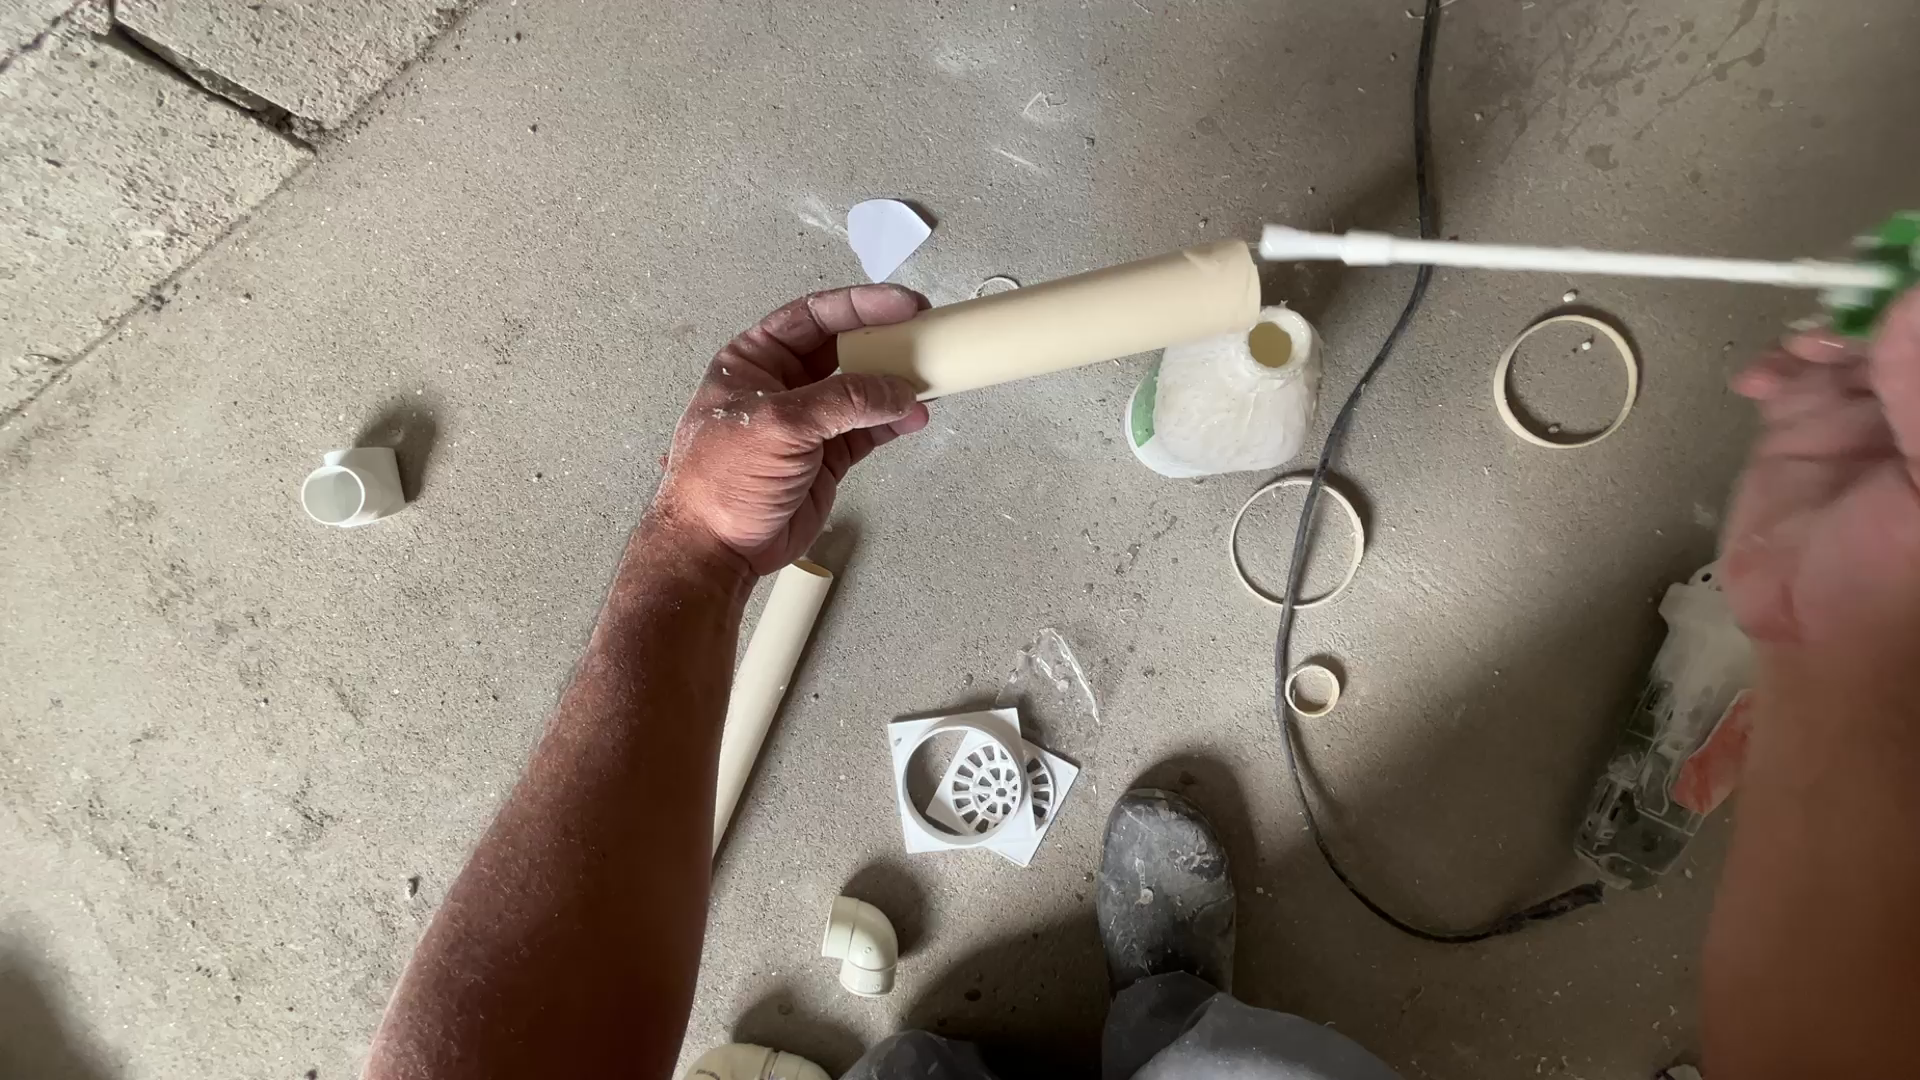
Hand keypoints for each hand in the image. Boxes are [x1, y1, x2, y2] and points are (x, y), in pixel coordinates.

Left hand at [650, 285, 930, 576]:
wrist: (719, 546)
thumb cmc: (726, 477)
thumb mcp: (781, 423)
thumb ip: (844, 402)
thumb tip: (901, 392)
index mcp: (757, 361)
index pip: (813, 318)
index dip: (859, 306)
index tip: (904, 305)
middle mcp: (785, 385)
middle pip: (843, 350)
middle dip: (883, 342)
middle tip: (924, 334)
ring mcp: (810, 423)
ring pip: (862, 391)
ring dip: (894, 386)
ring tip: (929, 381)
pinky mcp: (829, 458)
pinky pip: (869, 431)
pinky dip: (894, 423)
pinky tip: (915, 418)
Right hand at [1724, 289, 1919, 646]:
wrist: (1820, 625)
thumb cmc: (1908, 571)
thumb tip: (1910, 304)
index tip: (1904, 268)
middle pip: (1907, 333)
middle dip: (1883, 308)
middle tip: (1857, 301)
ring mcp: (1869, 415)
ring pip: (1854, 343)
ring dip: (1826, 335)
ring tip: (1805, 350)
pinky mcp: (1799, 431)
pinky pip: (1788, 379)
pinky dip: (1773, 369)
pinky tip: (1764, 378)